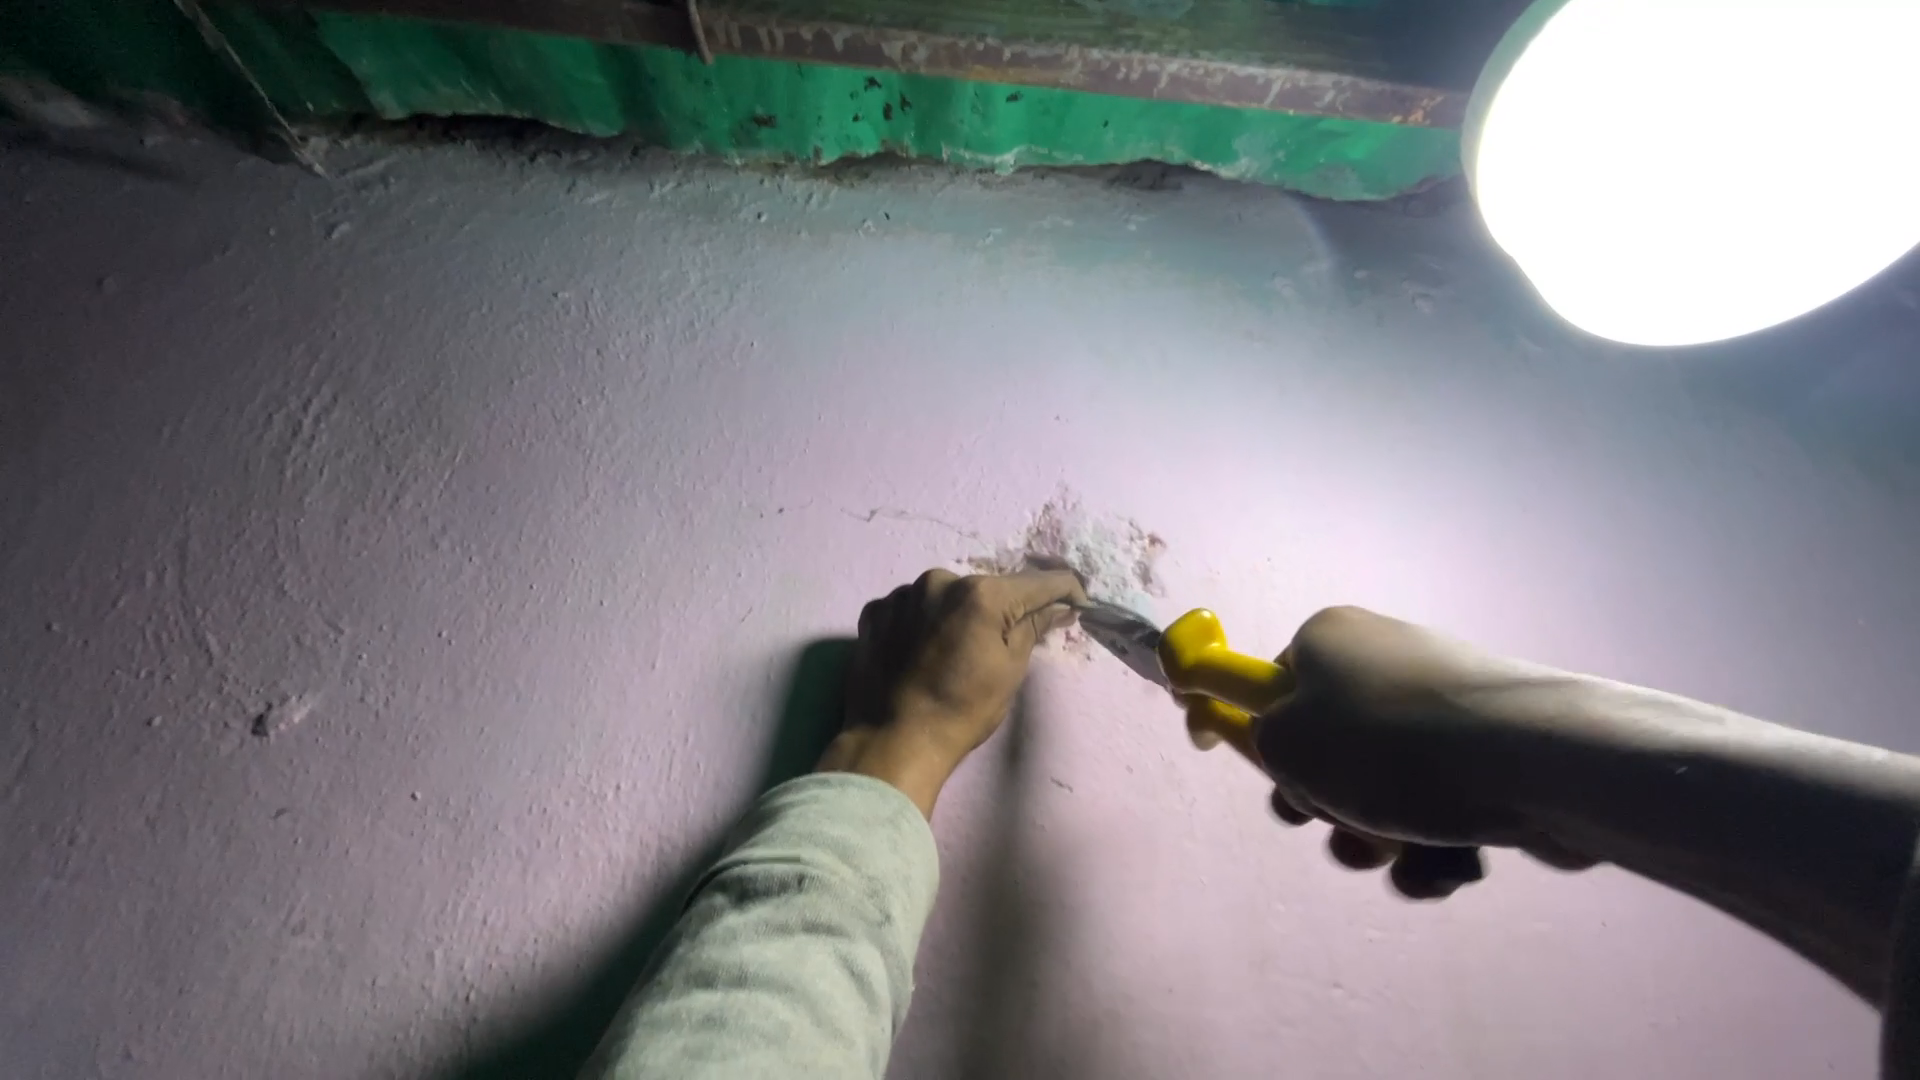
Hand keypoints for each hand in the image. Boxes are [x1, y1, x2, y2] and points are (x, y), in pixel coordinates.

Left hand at [819, 569, 1087, 817]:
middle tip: (1000, 643)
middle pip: (986, 587)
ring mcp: (902, 594)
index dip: (1064, 590)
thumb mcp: (1009, 670)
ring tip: (951, 654)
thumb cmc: (962, 711)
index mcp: (980, 594)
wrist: (893, 742)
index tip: (1076, 602)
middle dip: (1000, 608)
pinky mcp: (875, 611)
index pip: (1037, 582)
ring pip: (944, 595)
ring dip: (955, 614)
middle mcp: (939, 580)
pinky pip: (910, 608)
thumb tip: (1059, 606)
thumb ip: (1033, 627)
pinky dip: (921, 623)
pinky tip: (920, 653)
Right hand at [1256, 606, 1597, 898]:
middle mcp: (1382, 657)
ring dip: (1378, 833)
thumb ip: (1264, 743)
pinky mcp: (1491, 747)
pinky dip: (1432, 839)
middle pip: (1330, 742)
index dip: (1271, 738)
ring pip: (1383, 780)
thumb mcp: (1286, 746)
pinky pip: (1439, 796)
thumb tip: (1297, 749)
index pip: (1276, 686)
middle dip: (1328, 800)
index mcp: (1327, 638)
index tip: (1285, 783)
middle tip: (1336, 829)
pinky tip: (1445, 868)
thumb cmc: (1388, 744)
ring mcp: (1441, 703)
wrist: (1539, 762)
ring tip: (1398, 861)